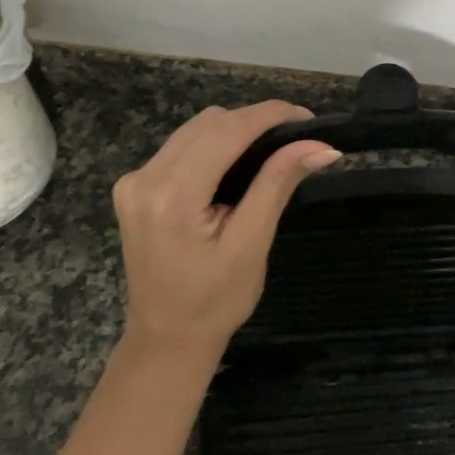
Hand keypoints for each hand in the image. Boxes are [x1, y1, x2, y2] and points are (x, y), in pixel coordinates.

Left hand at [113, 100, 340, 358]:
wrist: (166, 338)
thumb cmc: (215, 301)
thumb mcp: (252, 243)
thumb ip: (278, 183)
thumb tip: (321, 147)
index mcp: (172, 196)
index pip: (227, 131)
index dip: (270, 116)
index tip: (309, 118)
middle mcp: (144, 178)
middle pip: (209, 123)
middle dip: (254, 122)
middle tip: (297, 139)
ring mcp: (134, 181)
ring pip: (194, 130)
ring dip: (234, 131)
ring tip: (273, 149)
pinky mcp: (134, 187)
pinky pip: (180, 147)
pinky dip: (213, 146)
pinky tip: (238, 164)